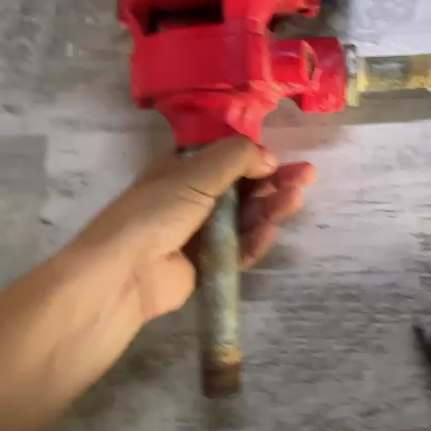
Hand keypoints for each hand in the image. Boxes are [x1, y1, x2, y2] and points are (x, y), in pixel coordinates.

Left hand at [71, 137, 316, 320]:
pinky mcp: (206, 263)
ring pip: (245, 216)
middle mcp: (191, 196)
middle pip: (242, 186)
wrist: (124, 275)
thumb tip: (270, 159)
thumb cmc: (156, 212)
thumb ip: (237, 158)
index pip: (225, 156)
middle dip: (274, 180)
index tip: (280, 156)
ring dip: (270, 207)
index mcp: (181, 168)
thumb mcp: (196, 173)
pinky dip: (255, 240)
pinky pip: (238, 248)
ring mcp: (199, 231)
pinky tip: (270, 231)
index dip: (254, 155)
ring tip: (294, 200)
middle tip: (307, 177)